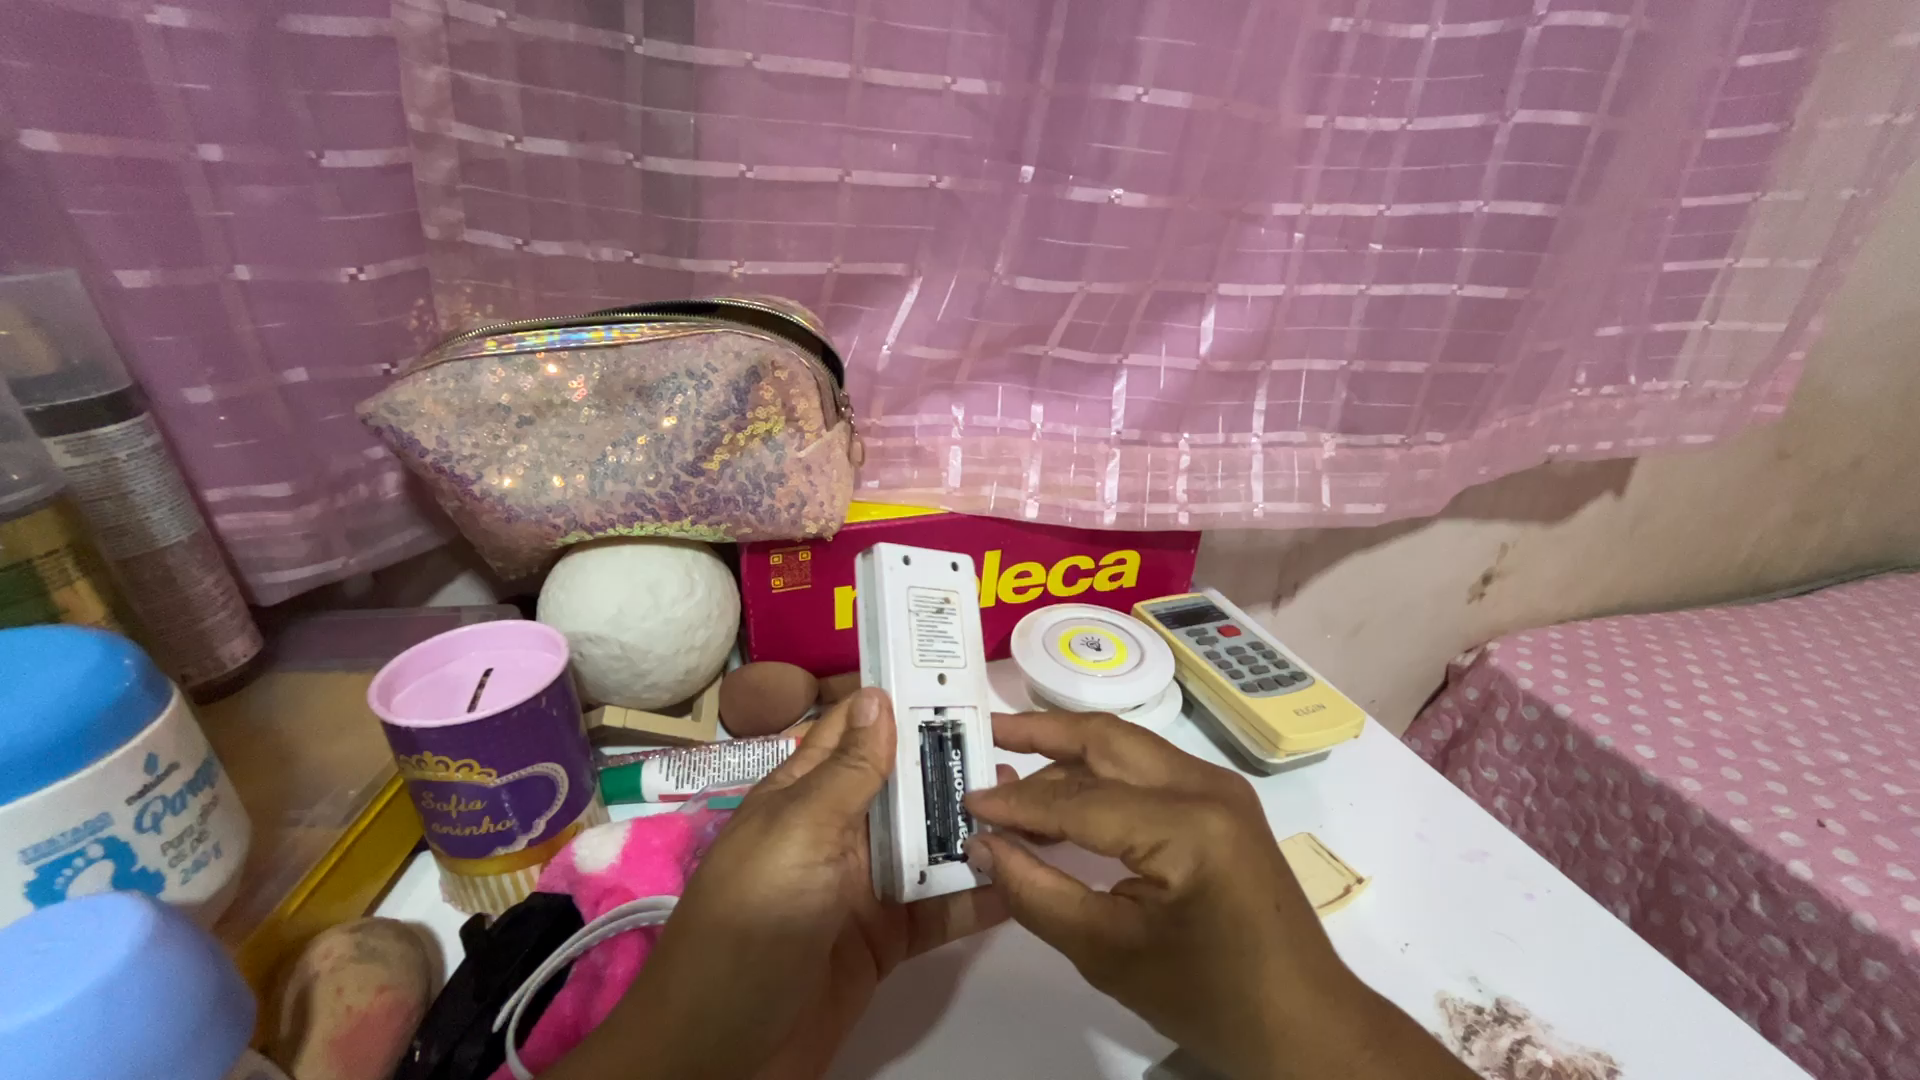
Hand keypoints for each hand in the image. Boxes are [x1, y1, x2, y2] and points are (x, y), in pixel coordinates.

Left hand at [548, 689, 1005, 1079]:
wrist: (719, 1056)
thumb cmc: (752, 924)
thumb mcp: (797, 835)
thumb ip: (847, 773)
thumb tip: (878, 696)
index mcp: (806, 794)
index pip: (858, 731)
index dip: (903, 704)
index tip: (962, 682)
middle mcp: (840, 831)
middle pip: (904, 786)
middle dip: (954, 766)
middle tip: (1022, 750)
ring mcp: (865, 886)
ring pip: (928, 843)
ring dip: (974, 828)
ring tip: (1033, 808)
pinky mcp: (887, 938)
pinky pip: (939, 907)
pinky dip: (978, 895)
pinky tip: (1022, 878)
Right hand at [964, 711, 1473, 1079]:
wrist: (1303, 1022)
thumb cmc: (1208, 997)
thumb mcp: (1108, 953)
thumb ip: (1036, 892)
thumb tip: (984, 845)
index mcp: (1187, 826)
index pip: (1080, 800)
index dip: (1017, 802)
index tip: (967, 800)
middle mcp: (1206, 786)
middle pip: (1106, 739)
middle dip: (1041, 732)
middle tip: (987, 732)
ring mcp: (1219, 787)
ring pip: (1125, 748)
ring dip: (1068, 753)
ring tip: (1012, 764)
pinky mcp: (1220, 799)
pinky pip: (1146, 769)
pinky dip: (1098, 775)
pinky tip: (1063, 795)